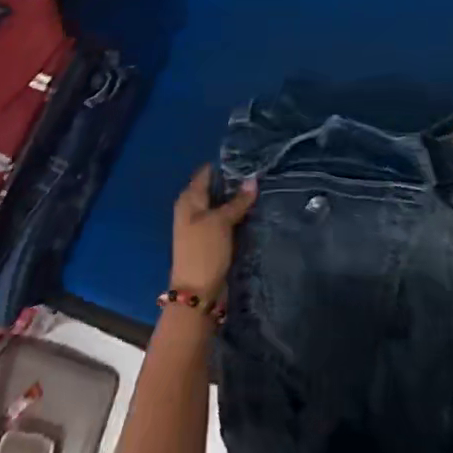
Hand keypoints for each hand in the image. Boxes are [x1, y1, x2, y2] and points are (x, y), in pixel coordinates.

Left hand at [170, 165, 257, 299]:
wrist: (198, 293)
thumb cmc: (204, 251)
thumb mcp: (221, 222)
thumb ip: (237, 201)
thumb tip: (252, 179)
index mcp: (189, 199)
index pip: (206, 173)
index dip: (225, 166)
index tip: (249, 160)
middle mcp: (193, 209)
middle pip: (216, 189)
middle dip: (236, 183)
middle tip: (261, 175)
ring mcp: (203, 225)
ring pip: (223, 206)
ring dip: (239, 201)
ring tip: (264, 190)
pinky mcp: (213, 240)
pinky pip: (227, 221)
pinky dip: (239, 216)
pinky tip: (256, 212)